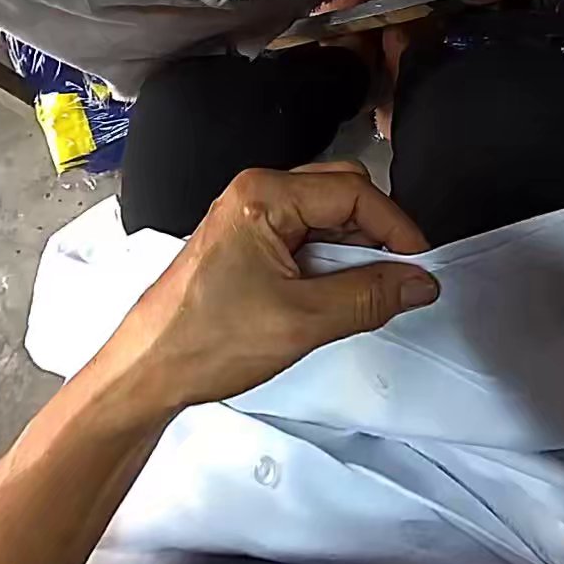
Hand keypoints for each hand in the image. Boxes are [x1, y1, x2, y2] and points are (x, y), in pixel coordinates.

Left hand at [94, 165, 438, 411]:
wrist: (141, 374)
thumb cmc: (208, 342)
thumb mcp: (300, 322)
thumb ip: (368, 296)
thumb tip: (422, 283)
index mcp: (265, 194)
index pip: (354, 193)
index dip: (396, 228)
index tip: (420, 266)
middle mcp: (259, 189)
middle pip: (344, 191)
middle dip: (376, 232)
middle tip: (393, 275)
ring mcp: (252, 209)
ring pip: (330, 210)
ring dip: (356, 244)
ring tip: (363, 287)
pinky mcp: (251, 233)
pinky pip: (310, 228)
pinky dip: (333, 253)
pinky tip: (336, 285)